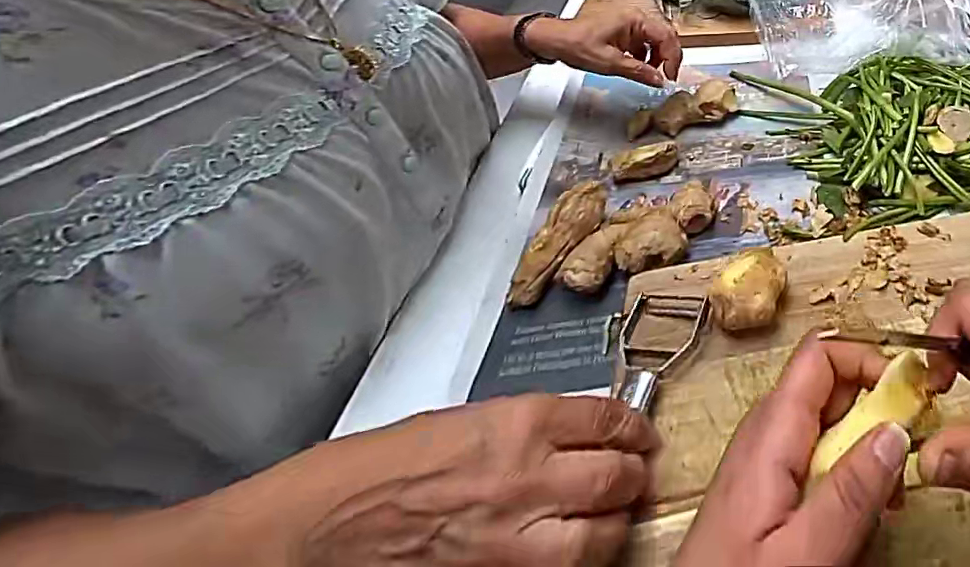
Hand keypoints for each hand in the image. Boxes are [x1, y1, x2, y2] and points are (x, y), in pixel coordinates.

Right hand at [290, 394, 658, 565]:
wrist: (328, 524)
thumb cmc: (386, 460)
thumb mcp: (466, 419)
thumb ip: (521, 425)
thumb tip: (567, 432)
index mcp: (518, 420)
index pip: (602, 417)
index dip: (632, 424)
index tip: (641, 429)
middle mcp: (526, 474)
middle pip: (612, 474)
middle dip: (635, 471)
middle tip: (640, 467)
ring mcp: (514, 537)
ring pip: (600, 535)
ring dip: (618, 521)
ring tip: (622, 511)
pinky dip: (582, 559)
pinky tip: (582, 548)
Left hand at [525, 7, 681, 87]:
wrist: (556, 41)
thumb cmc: (577, 44)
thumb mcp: (609, 63)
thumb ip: (638, 71)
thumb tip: (659, 80)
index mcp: (635, 20)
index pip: (667, 37)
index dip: (673, 58)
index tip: (670, 77)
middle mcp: (635, 18)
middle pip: (665, 37)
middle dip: (668, 58)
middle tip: (666, 77)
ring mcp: (630, 25)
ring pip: (656, 42)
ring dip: (658, 59)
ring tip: (651, 75)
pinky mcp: (624, 33)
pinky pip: (644, 44)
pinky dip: (646, 58)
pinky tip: (639, 68)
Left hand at [675, 334, 909, 566]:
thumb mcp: (805, 550)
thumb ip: (851, 491)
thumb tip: (895, 430)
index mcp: (773, 426)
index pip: (820, 352)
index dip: (867, 358)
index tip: (911, 393)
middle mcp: (769, 425)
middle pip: (832, 384)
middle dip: (877, 410)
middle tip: (911, 457)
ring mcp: (769, 450)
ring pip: (832, 423)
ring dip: (868, 450)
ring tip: (890, 500)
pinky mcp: (773, 478)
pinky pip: (821, 456)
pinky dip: (850, 475)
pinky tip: (862, 518)